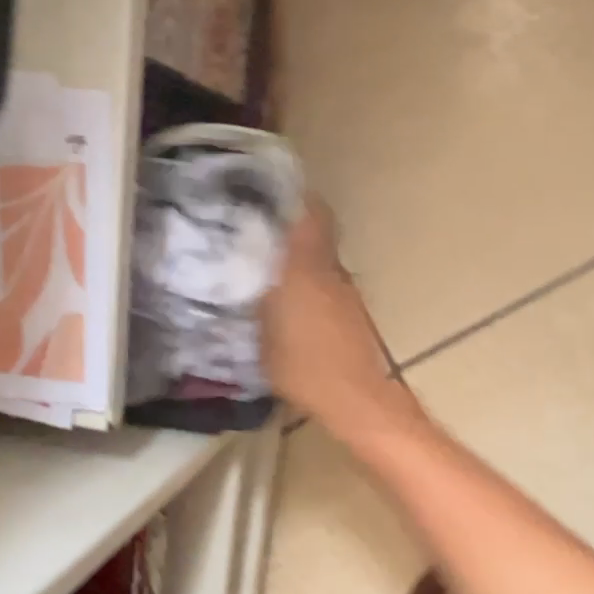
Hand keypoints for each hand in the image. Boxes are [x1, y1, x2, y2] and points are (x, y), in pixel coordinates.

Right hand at [262, 198, 408, 434]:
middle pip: (315, 237)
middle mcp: (330, 272)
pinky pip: (327, 291)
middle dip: (290, 235)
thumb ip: (251, 300)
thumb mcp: (259, 334)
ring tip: (271, 278)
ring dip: (301, 267)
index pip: (310, 212)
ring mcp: (346, 294)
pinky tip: (292, 311)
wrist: (353, 397)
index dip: (294, 199)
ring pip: (322, 266)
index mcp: (304, 265)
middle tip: (259, 239)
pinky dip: (311, 293)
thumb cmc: (301, 365)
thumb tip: (240, 278)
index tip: (270, 196)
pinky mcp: (353, 317)